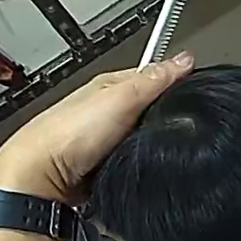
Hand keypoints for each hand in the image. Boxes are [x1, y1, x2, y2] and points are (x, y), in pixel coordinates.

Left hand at [0, 52, 192, 202]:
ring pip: (148, 135)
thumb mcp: (120, 98)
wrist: (42, 180)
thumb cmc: (68, 135)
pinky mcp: (111, 164)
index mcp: (110, 87)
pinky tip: (151, 162)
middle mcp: (109, 111)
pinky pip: (139, 158)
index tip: (198, 88)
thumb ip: (154, 80)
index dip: (178, 81)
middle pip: (154, 109)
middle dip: (170, 115)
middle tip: (184, 121)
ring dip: (158, 141)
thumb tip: (184, 60)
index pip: (155, 76)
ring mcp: (109, 138)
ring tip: (169, 143)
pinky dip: (147, 160)